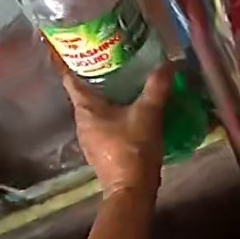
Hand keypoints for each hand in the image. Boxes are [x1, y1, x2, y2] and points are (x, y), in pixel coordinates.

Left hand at [64, 63, 172, 198]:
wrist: (132, 190)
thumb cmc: (133, 148)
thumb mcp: (148, 113)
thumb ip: (157, 86)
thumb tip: (168, 62)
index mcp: (85, 109)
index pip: (70, 78)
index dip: (76, 62)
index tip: (89, 48)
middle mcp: (82, 122)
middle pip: (85, 93)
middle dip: (99, 77)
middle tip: (117, 60)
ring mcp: (90, 138)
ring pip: (95, 109)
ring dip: (108, 96)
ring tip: (128, 82)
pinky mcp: (101, 150)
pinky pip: (104, 124)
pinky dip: (115, 113)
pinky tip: (132, 110)